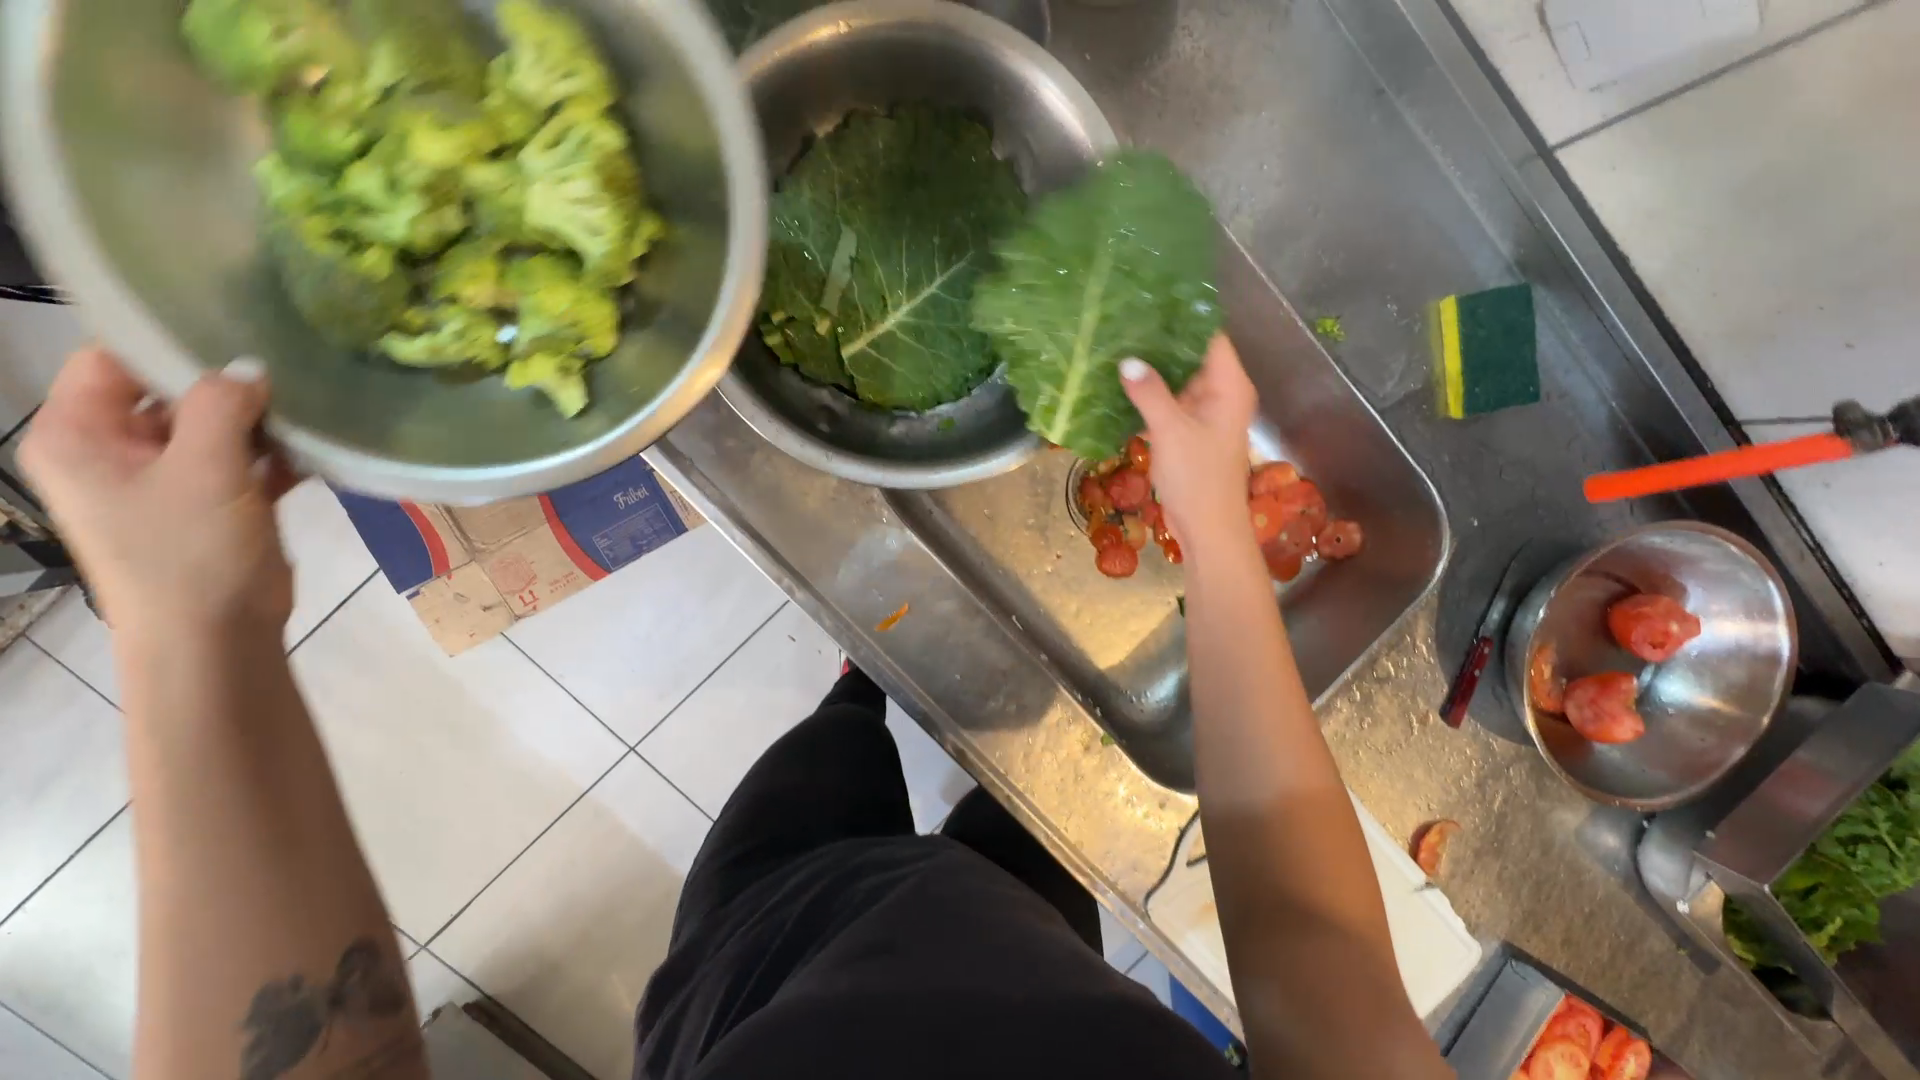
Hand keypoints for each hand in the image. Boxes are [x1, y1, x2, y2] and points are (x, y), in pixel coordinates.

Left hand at [18, 348, 296, 638]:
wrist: (215, 638)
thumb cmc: (191, 553)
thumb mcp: (205, 469)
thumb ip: (222, 406)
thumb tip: (250, 366)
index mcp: (78, 437)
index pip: (110, 360)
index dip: (167, 344)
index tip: (236, 330)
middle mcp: (111, 453)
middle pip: (167, 392)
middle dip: (227, 386)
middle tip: (287, 371)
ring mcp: (163, 482)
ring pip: (211, 428)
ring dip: (259, 424)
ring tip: (309, 411)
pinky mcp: (208, 505)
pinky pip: (238, 462)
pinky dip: (273, 456)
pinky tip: (312, 451)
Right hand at [1120, 333, 1257, 557]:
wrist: (1208, 529)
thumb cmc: (1198, 479)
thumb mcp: (1171, 432)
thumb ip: (1149, 394)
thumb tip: (1126, 360)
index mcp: (1229, 386)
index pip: (1209, 336)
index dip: (1183, 316)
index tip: (1149, 298)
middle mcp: (1220, 393)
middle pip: (1191, 354)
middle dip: (1159, 340)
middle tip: (1122, 319)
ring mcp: (1203, 413)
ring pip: (1176, 379)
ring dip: (1150, 369)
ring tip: (1114, 345)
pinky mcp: (1187, 431)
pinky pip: (1167, 403)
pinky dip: (1147, 396)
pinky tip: (1118, 385)